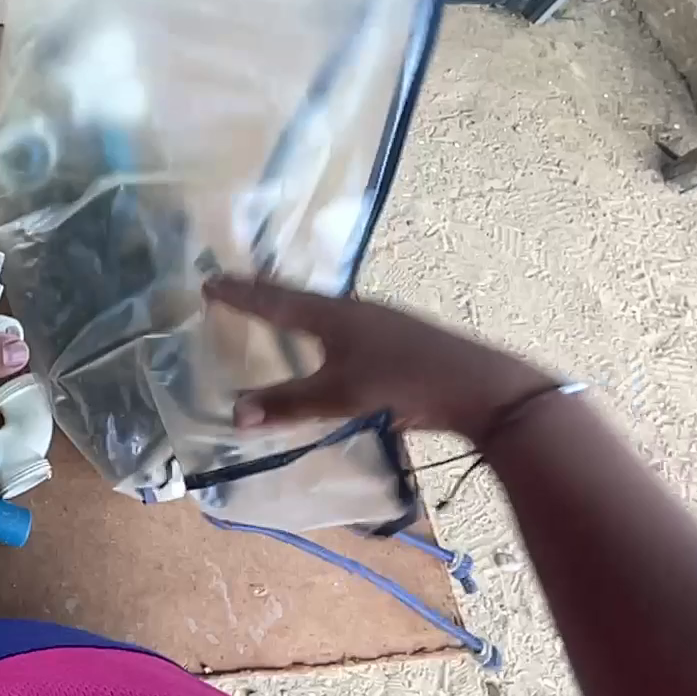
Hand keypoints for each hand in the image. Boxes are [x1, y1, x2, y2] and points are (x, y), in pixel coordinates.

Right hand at [203, 277, 553, 439]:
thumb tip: (234, 413)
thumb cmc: (406, 384)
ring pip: (322, 308)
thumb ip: (287, 404)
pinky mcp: (397, 336)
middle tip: (235, 286)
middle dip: (263, 292)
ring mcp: (379, 320)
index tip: (209, 281)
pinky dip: (317, 322)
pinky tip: (326, 337)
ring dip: (292, 306)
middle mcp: (353, 308)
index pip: (273, 300)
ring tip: (273, 308)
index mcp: (332, 314)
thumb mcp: (340, 397)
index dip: (239, 294)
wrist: (487, 388)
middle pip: (296, 296)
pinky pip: (342, 321)